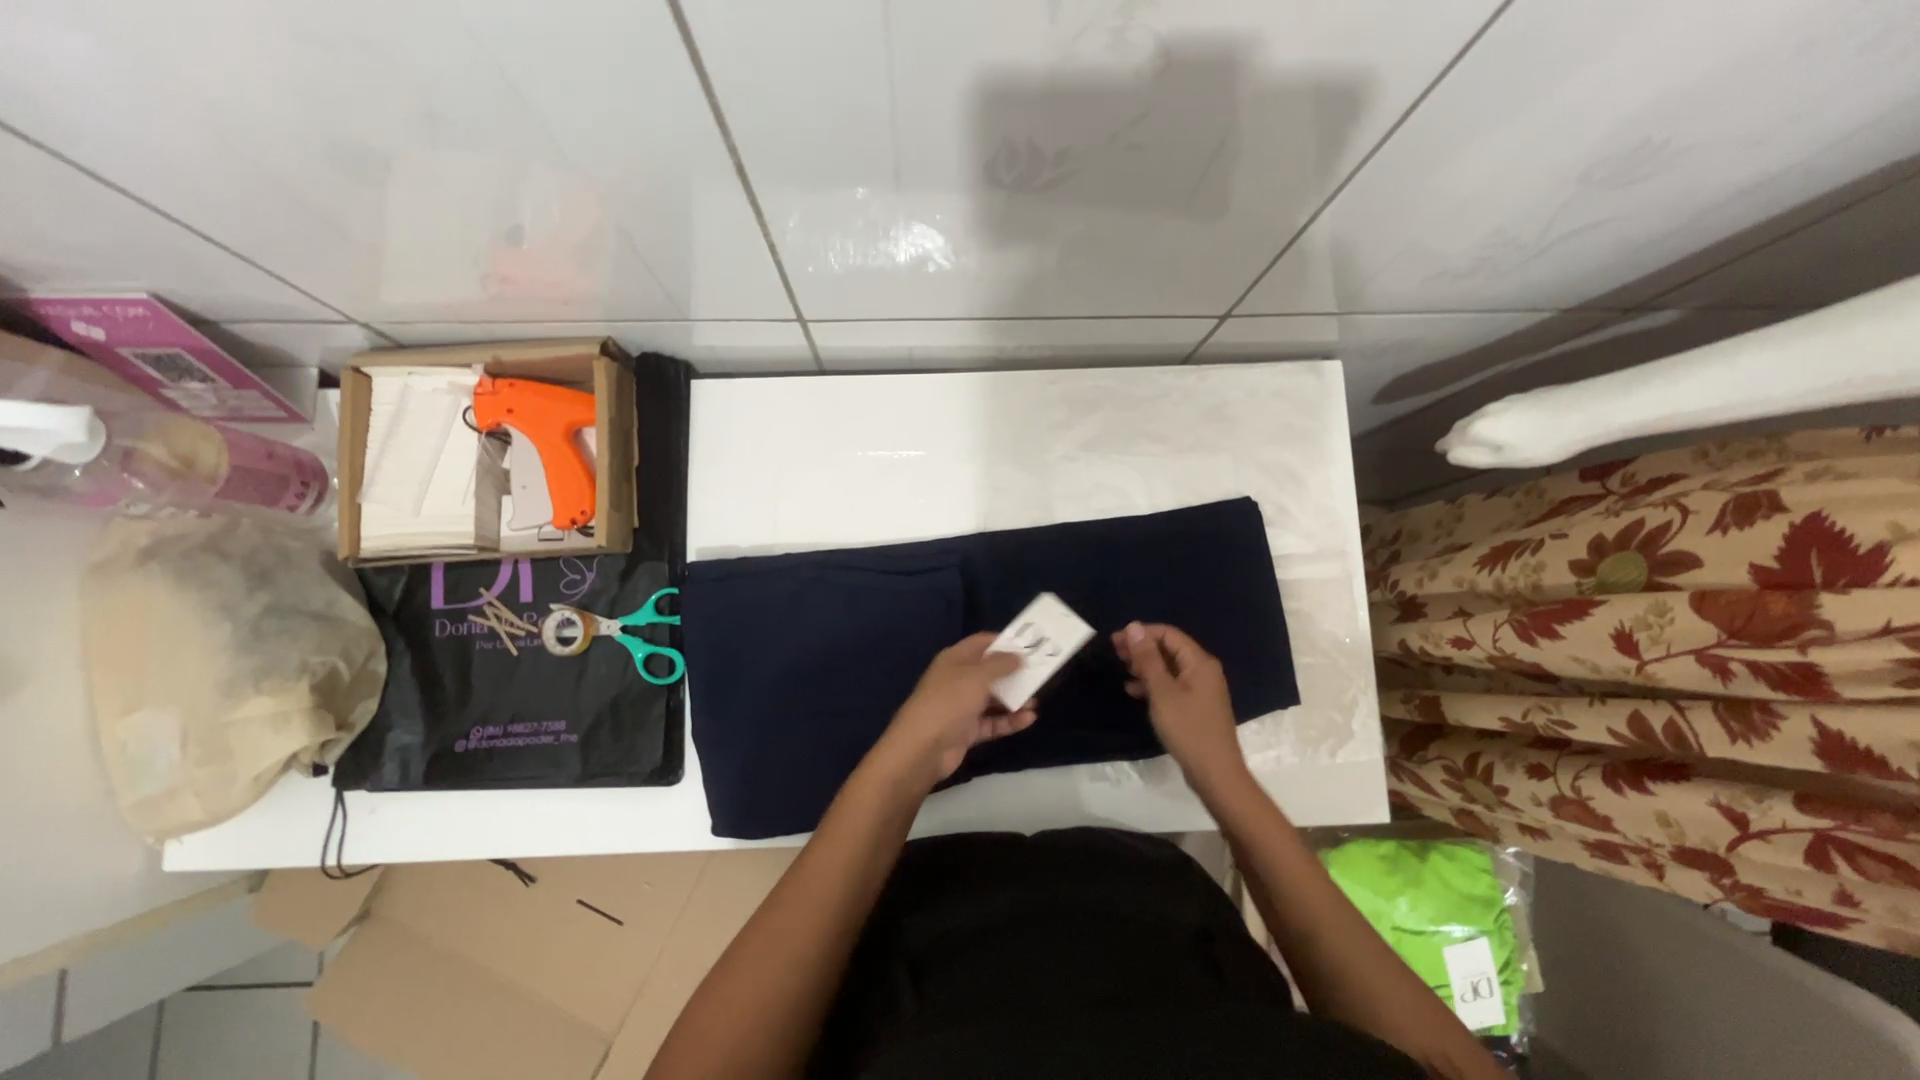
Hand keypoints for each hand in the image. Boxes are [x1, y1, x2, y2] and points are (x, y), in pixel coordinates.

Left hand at [877, 632, 1036, 786]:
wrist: (923, 747)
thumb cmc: (949, 701)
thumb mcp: (977, 676)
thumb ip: (1000, 664)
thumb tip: (1018, 656)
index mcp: (955, 659)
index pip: (981, 643)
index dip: (1003, 642)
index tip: (1028, 645)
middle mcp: (958, 680)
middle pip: (989, 671)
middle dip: (1013, 673)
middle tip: (1039, 674)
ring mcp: (962, 706)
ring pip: (993, 699)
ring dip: (1014, 699)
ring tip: (1036, 701)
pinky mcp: (967, 730)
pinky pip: (993, 722)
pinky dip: (1010, 721)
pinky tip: (1029, 719)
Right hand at [1114, 622, 1248, 788]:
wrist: (1215, 772)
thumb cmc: (1187, 728)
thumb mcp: (1162, 691)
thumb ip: (1147, 658)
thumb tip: (1134, 627)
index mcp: (1199, 662)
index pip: (1168, 634)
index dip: (1142, 633)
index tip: (1115, 641)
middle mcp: (1204, 670)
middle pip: (1170, 649)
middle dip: (1142, 649)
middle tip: (1115, 654)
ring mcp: (1202, 689)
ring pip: (1170, 668)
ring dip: (1146, 667)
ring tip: (1122, 671)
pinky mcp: (1197, 705)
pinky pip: (1173, 685)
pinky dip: (1154, 684)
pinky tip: (1135, 692)